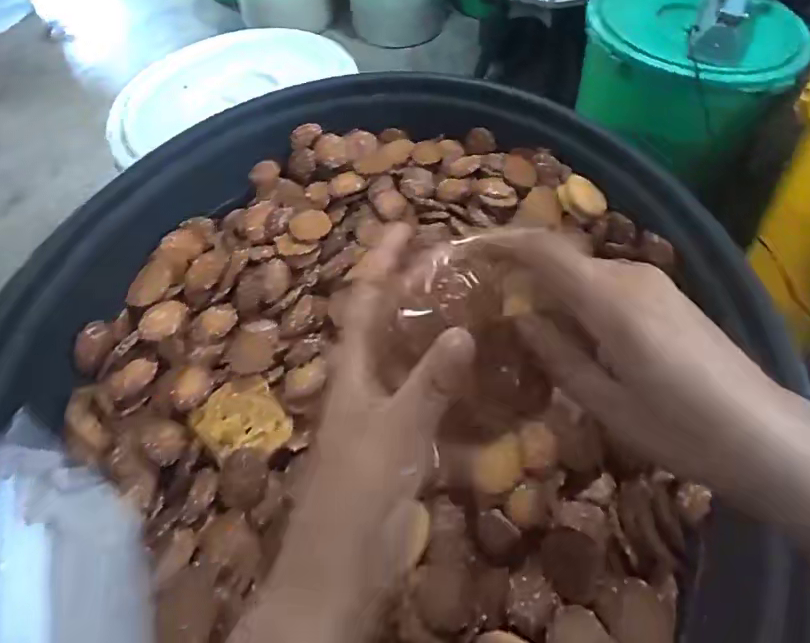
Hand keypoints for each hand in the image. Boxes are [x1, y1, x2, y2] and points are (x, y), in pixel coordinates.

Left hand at [232, 227, 473, 642]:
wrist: (332, 585)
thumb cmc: (355, 501)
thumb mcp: (396, 437)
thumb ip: (429, 385)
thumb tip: (464, 329)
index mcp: (351, 372)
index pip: (364, 300)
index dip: (380, 260)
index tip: (402, 224)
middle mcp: (362, 385)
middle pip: (384, 322)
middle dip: (409, 285)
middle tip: (449, 258)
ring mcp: (379, 416)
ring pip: (406, 357)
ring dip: (430, 327)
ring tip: (468, 301)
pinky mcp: (397, 446)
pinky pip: (425, 398)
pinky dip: (446, 379)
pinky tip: (477, 376)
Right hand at [464, 230, 789, 500]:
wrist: (765, 432)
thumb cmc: (681, 429)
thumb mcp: (607, 404)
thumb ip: (558, 355)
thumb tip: (521, 319)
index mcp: (609, 298)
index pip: (544, 250)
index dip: (503, 243)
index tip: (469, 250)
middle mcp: (629, 274)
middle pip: (563, 260)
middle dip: (525, 273)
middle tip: (492, 301)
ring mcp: (652, 280)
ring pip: (586, 272)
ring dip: (554, 287)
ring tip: (530, 323)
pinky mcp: (667, 292)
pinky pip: (610, 283)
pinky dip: (582, 296)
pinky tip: (577, 332)